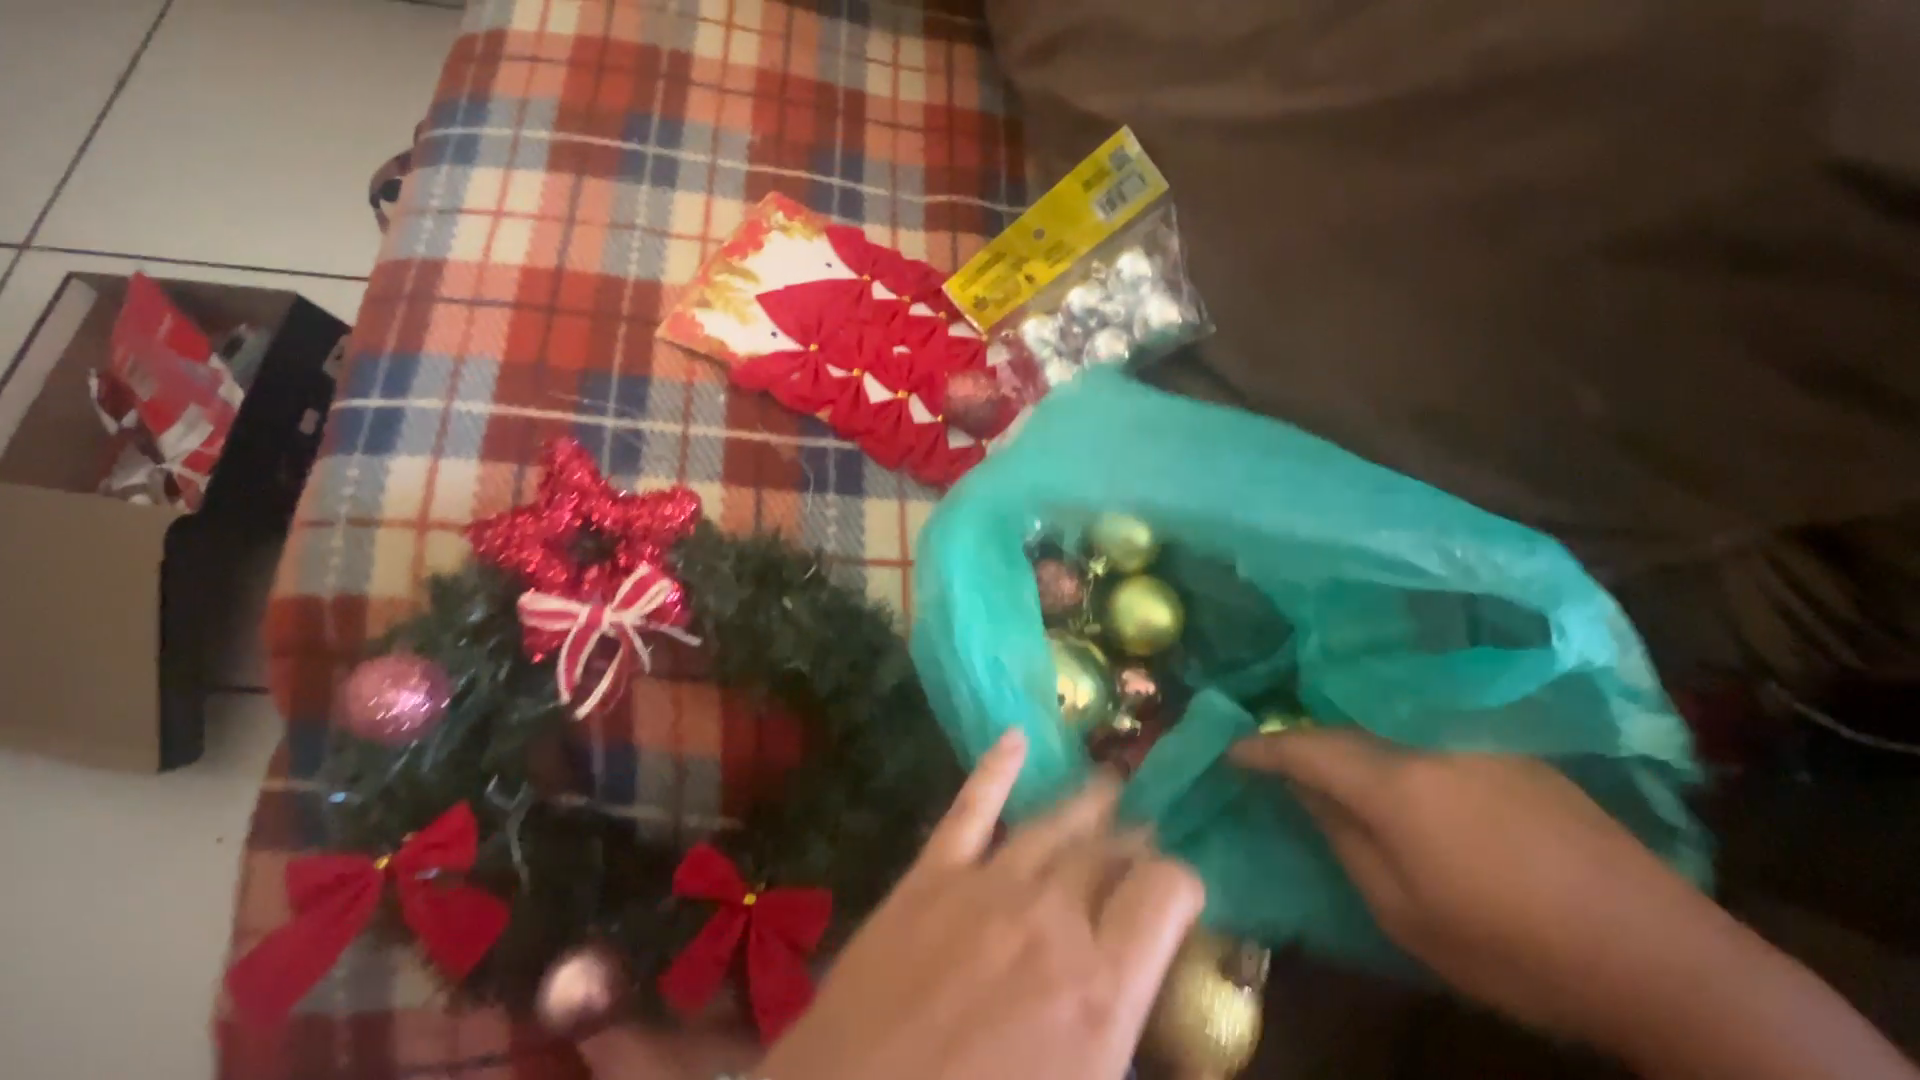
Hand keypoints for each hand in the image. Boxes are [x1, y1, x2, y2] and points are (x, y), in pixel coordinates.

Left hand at [584, 729, 1204, 1079]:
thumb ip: (1122, 1035)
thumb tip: (1135, 998)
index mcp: (1101, 985)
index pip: (1166, 890)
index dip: (1180, 883)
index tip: (1175, 893)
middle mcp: (1051, 918)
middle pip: (1109, 852)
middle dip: (1134, 841)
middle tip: (1142, 837)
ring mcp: (985, 887)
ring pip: (1051, 824)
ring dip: (1085, 803)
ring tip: (1109, 784)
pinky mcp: (926, 878)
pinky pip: (968, 809)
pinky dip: (994, 770)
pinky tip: (1013, 738)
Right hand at [1232, 728, 1916, 1079]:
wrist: (1656, 955)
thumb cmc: (1510, 946)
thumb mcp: (1404, 912)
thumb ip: (1345, 839)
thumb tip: (1305, 789)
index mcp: (1397, 783)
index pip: (1306, 746)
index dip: (1261, 747)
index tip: (1228, 750)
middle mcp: (1434, 743)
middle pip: (1347, 728)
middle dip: (1303, 739)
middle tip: (1270, 754)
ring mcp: (1482, 744)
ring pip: (1392, 728)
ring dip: (1352, 741)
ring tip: (1327, 760)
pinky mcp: (1520, 756)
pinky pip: (1434, 736)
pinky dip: (1399, 748)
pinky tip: (1401, 772)